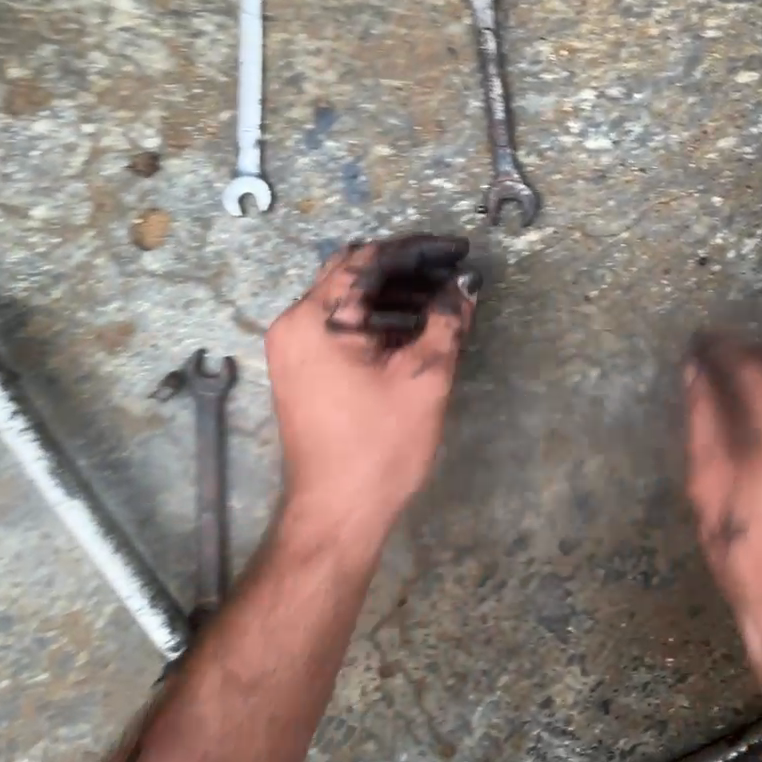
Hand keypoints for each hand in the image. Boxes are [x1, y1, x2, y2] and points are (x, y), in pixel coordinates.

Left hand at [265, 236, 475, 542]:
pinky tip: (421, 327)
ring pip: (352, 301)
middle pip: (356, 275)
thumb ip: (446, 321)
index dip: (419, 250)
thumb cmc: (380, 443)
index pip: (368, 259)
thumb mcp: (424, 377)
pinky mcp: (306, 369)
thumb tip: (465, 285)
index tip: (460, 251)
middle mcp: (296, 324)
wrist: (338, 511)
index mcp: (316, 318)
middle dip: (409, 270)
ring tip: (447, 299)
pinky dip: (383, 320)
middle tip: (455, 273)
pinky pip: (346, 327)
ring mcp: (296, 348)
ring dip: (399, 296)